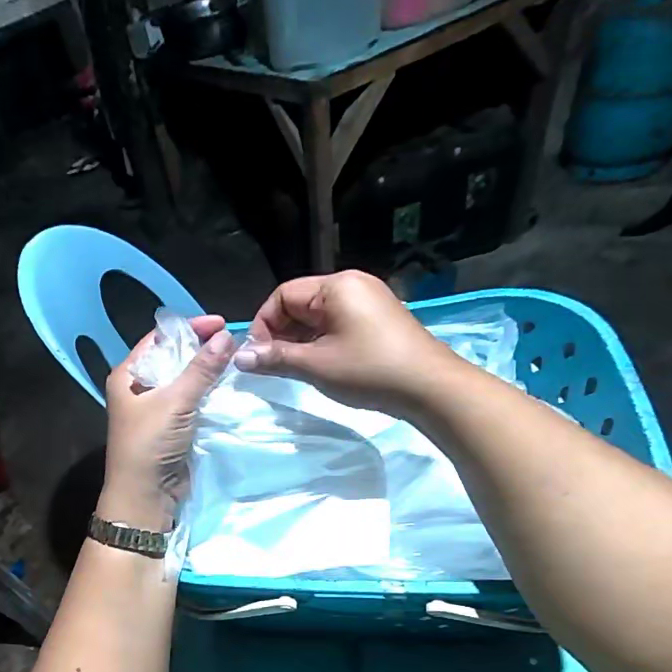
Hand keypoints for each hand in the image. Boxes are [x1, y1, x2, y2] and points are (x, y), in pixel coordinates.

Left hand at [99, 315, 234, 530]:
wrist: (145, 496)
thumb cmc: (149, 443)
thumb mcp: (175, 402)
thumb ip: (201, 369)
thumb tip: (227, 336)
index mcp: (129, 374)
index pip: (160, 337)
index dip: (190, 327)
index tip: (222, 323)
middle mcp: (140, 387)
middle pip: (174, 357)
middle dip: (202, 348)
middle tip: (234, 342)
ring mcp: (157, 409)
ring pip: (186, 380)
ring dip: (208, 372)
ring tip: (238, 361)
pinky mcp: (173, 427)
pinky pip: (193, 402)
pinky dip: (210, 393)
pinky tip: (230, 388)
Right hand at [234, 271, 466, 412]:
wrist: (431, 388)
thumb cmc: (369, 371)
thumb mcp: (317, 366)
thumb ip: (276, 358)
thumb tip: (240, 357)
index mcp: (336, 285)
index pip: (283, 295)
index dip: (264, 325)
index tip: (258, 357)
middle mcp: (353, 284)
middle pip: (301, 303)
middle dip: (282, 333)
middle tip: (274, 366)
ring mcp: (370, 300)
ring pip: (321, 315)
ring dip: (302, 340)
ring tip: (296, 369)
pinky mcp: (381, 319)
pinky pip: (341, 323)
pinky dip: (324, 341)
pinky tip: (323, 366)